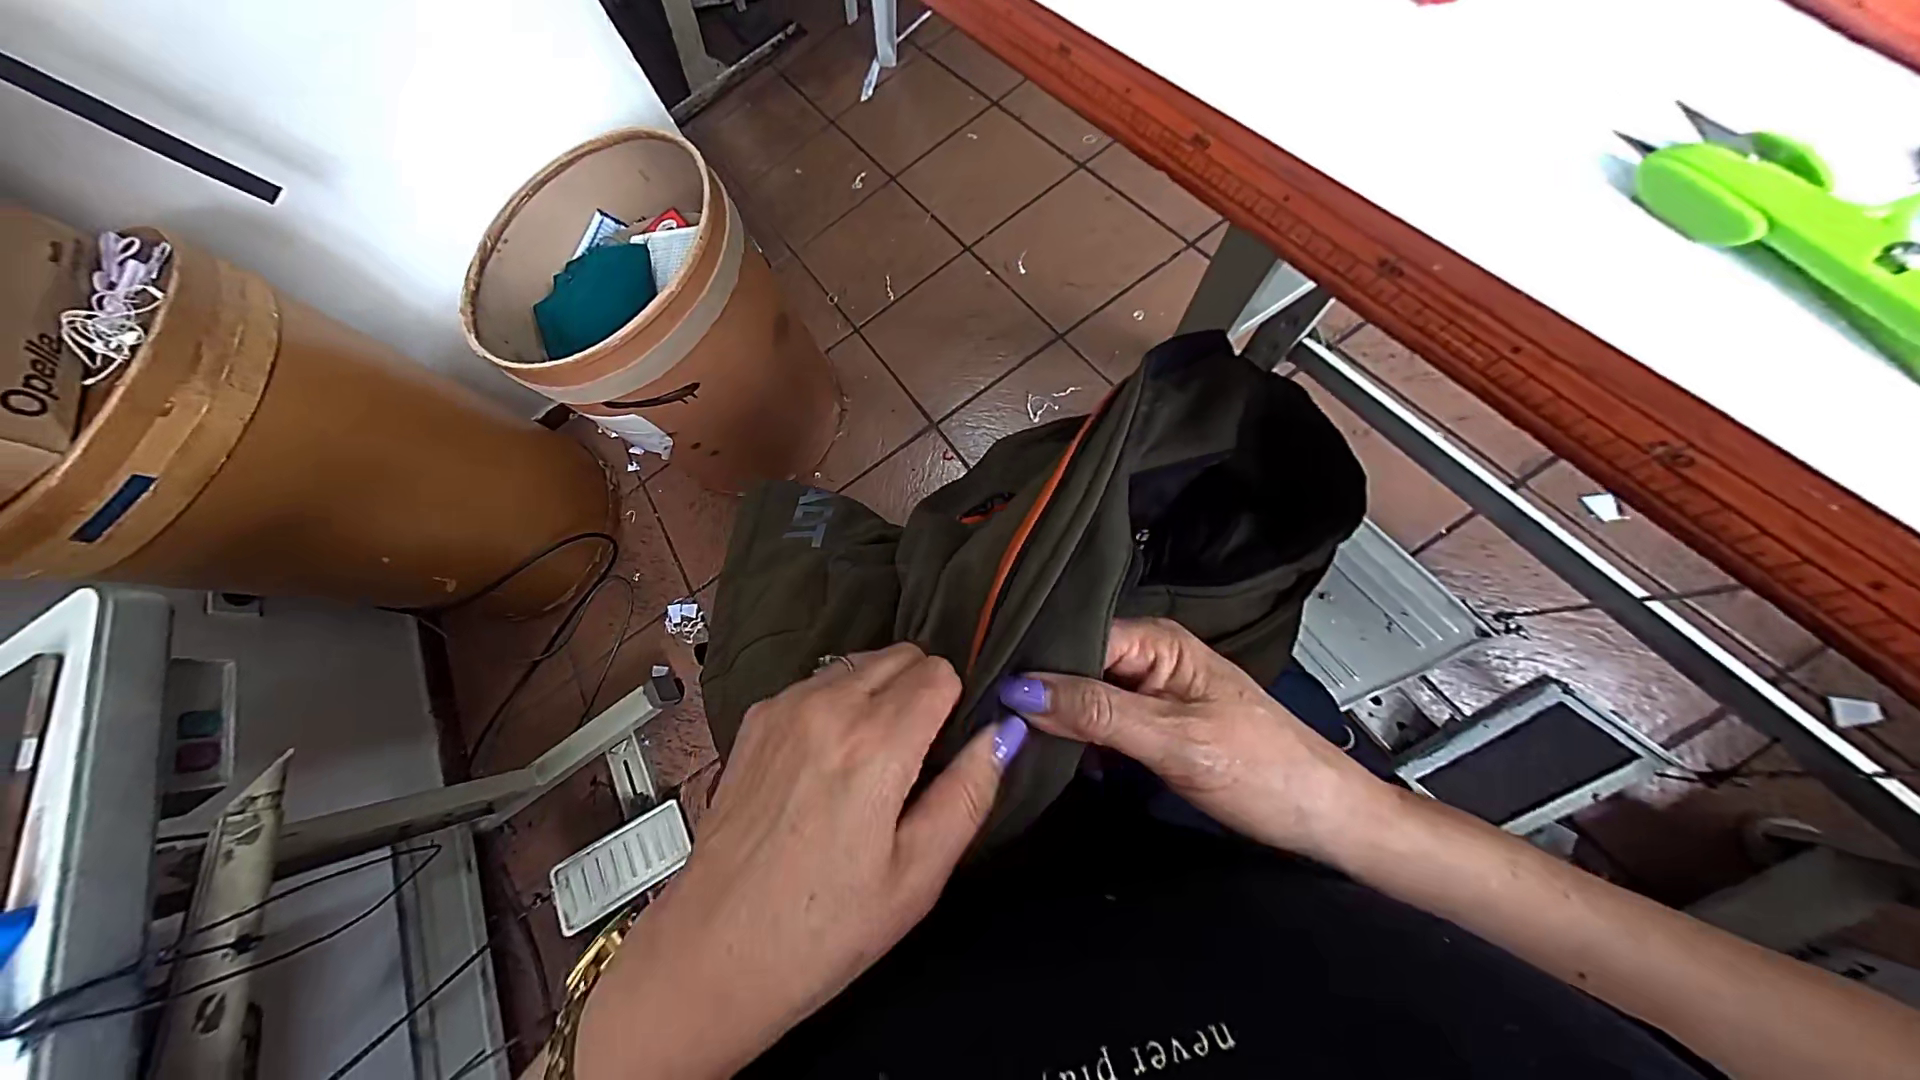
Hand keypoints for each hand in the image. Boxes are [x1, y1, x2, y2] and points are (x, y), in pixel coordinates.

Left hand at [575, 643, 1025, 1079]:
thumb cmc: (821, 928)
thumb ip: (970, 790)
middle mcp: (826, 708)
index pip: (940, 672)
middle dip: (922, 690)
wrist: (712, 951)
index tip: (948, 743)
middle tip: (916, 755)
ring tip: (871, 760)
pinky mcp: (757, 717)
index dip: (955, 704)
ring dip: (881, 693)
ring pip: (862, 662)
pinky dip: (839, 702)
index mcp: (874, 744)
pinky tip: (829, 759)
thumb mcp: (918, 873)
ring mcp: (785, 706)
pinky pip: (820, 681)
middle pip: (903, 654)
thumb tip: (1005, 733)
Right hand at [997, 617, 1389, 860]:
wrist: (1323, 820)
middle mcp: (1148, 658)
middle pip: (1075, 666)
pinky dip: (1077, 739)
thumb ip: (1098, 711)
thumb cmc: (1267, 771)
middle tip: (993, 717)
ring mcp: (1148, 694)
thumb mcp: (1175, 740)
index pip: (1076, 638)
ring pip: (1083, 697)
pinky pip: (1098, 723)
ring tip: (1011, 736)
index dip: (1036, 664)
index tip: (991, 690)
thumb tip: (1023, 689)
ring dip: (1055, 718)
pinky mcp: (1149, 726)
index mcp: (1157, 641)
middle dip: (1039, 693)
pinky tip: (1051, 754)